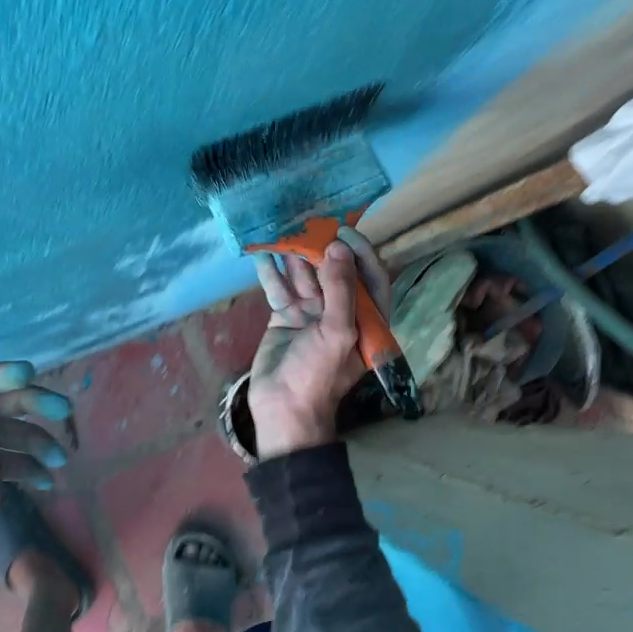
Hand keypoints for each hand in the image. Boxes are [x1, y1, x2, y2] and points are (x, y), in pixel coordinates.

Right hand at [247, 228, 390, 458]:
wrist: (284, 410)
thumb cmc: (319, 374)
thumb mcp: (338, 332)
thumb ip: (341, 289)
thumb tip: (338, 248)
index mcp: (366, 318)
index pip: (371, 276)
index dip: (360, 252)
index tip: (342, 232)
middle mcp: (341, 311)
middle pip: (335, 271)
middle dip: (321, 247)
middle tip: (306, 222)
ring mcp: (311, 313)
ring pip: (305, 276)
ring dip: (294, 255)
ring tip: (282, 229)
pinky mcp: (285, 317)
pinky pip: (280, 288)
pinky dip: (271, 272)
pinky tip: (262, 253)